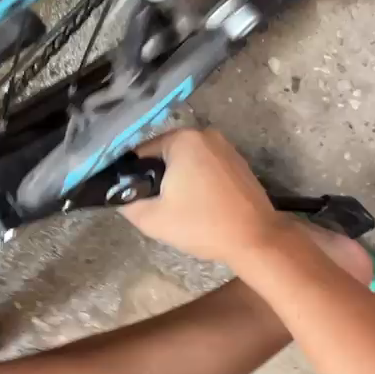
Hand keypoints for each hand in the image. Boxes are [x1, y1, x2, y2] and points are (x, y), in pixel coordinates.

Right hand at [119, 129, 286, 264]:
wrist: (254, 239)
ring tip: (178, 209)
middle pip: (165, 155)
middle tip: (156, 207)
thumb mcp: (152, 219)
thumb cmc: (202, 225)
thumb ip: (126, 203)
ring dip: (178, 181)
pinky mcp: (238, 162)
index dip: (131, 177)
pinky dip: (197, 182)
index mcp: (183, 139)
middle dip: (157, 179)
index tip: (132, 199)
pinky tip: (199, 205)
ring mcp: (225, 146)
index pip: (141, 153)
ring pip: (186, 162)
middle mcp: (205, 134)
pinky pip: (205, 167)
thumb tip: (120, 196)